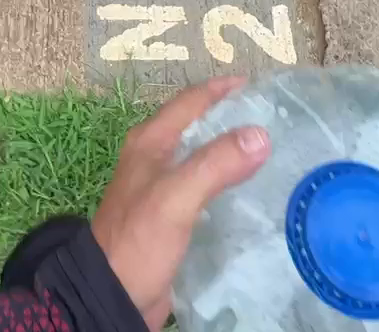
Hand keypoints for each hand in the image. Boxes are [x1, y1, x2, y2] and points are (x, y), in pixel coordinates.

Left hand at [91, 76, 271, 328]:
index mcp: (150, 141)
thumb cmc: (139, 239)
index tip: (255, 84)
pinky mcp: (170, 215)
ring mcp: (160, 186)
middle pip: (195, 124)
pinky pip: (202, 185)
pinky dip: (225, 180)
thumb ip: (215, 164)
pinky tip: (248, 193)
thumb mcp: (176, 197)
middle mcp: (154, 156)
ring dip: (227, 148)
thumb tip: (259, 133)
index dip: (220, 90)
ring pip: (200, 155)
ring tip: (265, 151)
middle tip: (268, 116)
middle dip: (227, 116)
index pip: (189, 102)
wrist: (110, 293)